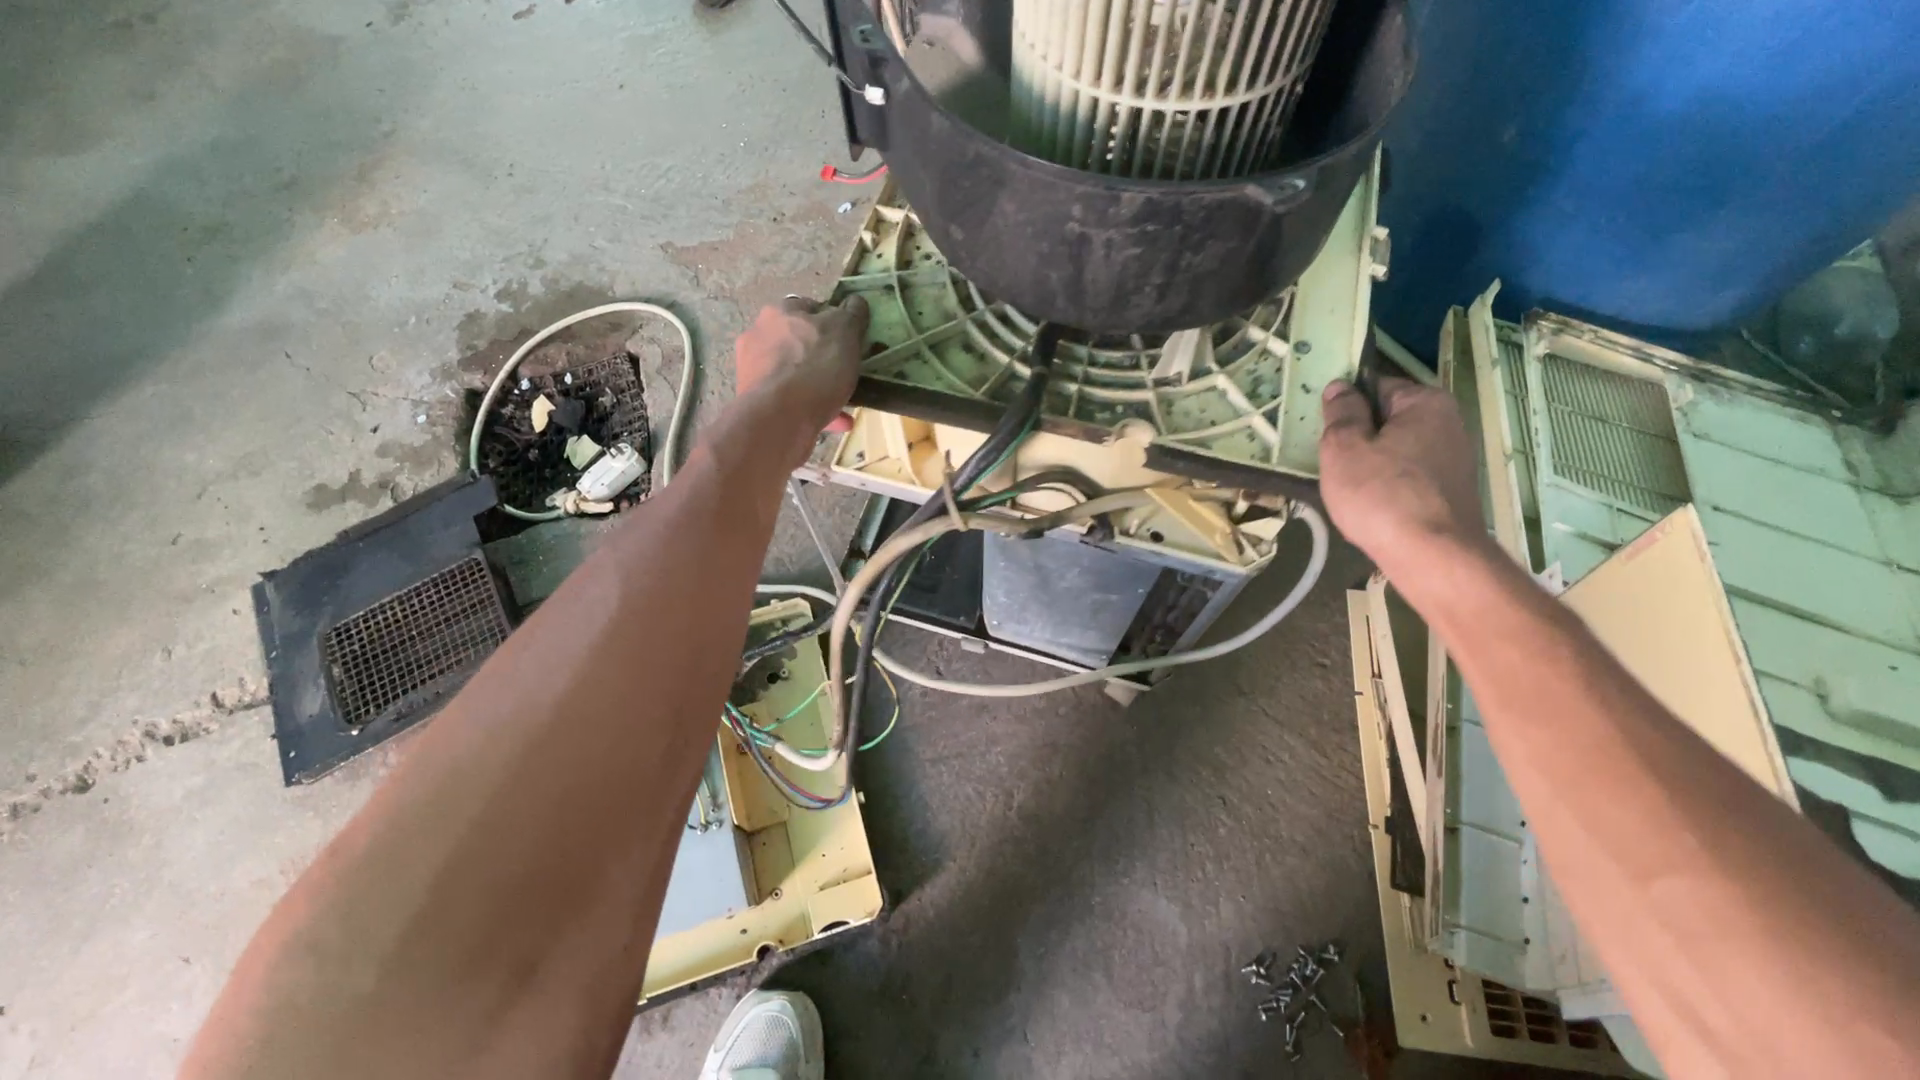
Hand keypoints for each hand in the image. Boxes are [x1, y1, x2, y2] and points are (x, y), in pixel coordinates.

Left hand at [734, 294, 868, 432]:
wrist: (779, 419)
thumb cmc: (814, 367)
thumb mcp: (844, 332)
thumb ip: (852, 314)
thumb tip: (855, 301)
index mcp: (778, 313)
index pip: (808, 307)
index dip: (831, 320)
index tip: (848, 338)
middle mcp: (758, 336)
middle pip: (798, 342)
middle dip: (822, 356)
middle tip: (845, 371)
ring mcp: (753, 371)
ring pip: (794, 374)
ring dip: (818, 385)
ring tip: (845, 403)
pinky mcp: (754, 402)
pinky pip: (790, 400)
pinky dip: (811, 408)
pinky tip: (836, 422)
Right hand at [1318, 377, 1489, 572]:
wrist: (1431, 556)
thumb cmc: (1381, 494)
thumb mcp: (1345, 448)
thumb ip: (1342, 413)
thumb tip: (1340, 386)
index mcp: (1426, 402)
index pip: (1377, 387)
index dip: (1347, 408)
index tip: (1327, 433)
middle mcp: (1449, 423)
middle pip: (1389, 421)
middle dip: (1361, 440)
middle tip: (1334, 466)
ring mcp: (1456, 460)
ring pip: (1398, 453)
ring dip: (1373, 466)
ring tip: (1350, 492)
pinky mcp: (1453, 493)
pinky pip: (1410, 479)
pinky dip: (1390, 488)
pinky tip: (1375, 510)